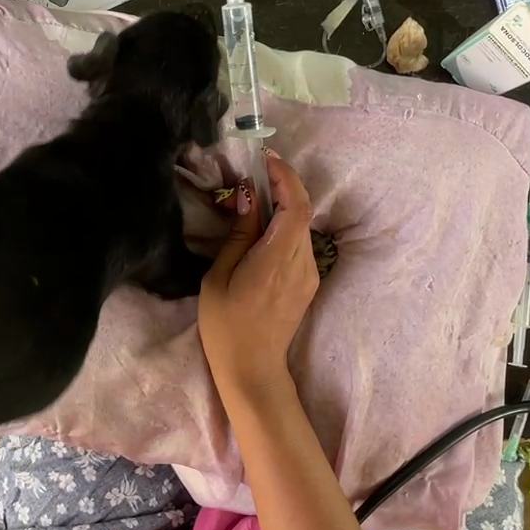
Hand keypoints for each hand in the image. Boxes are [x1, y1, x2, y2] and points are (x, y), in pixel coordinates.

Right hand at [198, 151, 318, 404]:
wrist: (253, 370)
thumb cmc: (226, 326)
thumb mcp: (220, 276)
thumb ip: (239, 233)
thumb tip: (248, 196)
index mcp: (277, 259)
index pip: (296, 205)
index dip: (286, 176)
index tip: (266, 159)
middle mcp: (301, 262)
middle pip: (303, 211)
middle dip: (283, 185)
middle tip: (255, 173)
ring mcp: (309, 273)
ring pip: (302, 226)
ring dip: (283, 205)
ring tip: (254, 197)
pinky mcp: (308, 282)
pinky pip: (299, 242)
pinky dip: (284, 225)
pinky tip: (263, 227)